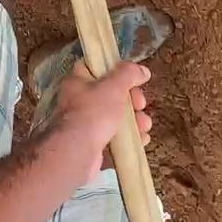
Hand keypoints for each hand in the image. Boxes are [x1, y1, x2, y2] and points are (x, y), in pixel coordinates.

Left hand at [42, 61, 151, 181]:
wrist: (77, 153)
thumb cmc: (93, 113)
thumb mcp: (113, 87)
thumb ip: (129, 74)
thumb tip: (142, 70)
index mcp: (78, 82)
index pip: (97, 68)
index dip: (117, 71)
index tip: (133, 78)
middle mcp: (80, 101)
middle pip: (112, 94)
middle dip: (133, 100)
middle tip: (140, 105)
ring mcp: (87, 124)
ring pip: (117, 117)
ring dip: (135, 120)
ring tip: (144, 126)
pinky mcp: (94, 144)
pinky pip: (116, 137)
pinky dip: (130, 138)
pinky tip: (141, 139)